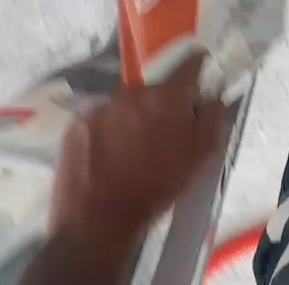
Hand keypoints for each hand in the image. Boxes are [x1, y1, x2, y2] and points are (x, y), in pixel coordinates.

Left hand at [49, 54, 227, 249]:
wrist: (95, 224)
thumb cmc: (156, 188)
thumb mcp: (199, 156)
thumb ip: (211, 118)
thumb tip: (212, 96)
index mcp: (168, 96)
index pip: (190, 64)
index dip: (199, 67)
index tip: (201, 77)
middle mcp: (134, 93)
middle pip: (156, 88)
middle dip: (162, 104)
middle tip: (162, 132)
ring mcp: (101, 108)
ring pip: (127, 104)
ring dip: (134, 116)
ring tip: (130, 148)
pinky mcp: (76, 125)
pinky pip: (101, 117)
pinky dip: (107, 129)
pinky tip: (107, 154)